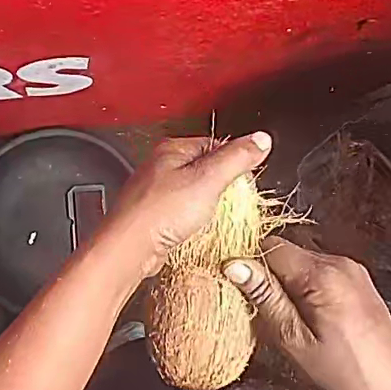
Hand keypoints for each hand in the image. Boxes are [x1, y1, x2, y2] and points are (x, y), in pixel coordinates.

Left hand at [99, 133, 272, 277]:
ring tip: (208, 218)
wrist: (129, 249)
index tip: (243, 181)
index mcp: (173, 148)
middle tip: (227, 202)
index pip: (216, 144)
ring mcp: (155, 191)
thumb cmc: (161, 213)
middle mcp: (161, 165)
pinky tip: (193, 229)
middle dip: (220, 186)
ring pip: (193, 191)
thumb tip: (261, 140)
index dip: (235, 162)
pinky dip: (191, 220)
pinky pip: (181, 212)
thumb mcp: (209, 180)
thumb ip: (237, 158)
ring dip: (206, 205)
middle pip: (205, 168)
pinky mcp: (153, 215)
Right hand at [222, 239, 390, 389]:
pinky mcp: (357, 280)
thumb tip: (234, 265)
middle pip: (285, 252)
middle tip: (257, 310)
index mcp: (323, 274)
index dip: (247, 264)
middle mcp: (339, 262)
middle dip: (265, 276)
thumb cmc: (346, 372)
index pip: (269, 246)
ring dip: (284, 283)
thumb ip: (266, 298)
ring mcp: (351, 269)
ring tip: (283, 318)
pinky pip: (318, 272)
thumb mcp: (295, 340)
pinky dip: (303, 287)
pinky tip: (304, 317)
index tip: (235, 288)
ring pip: (300, 262)